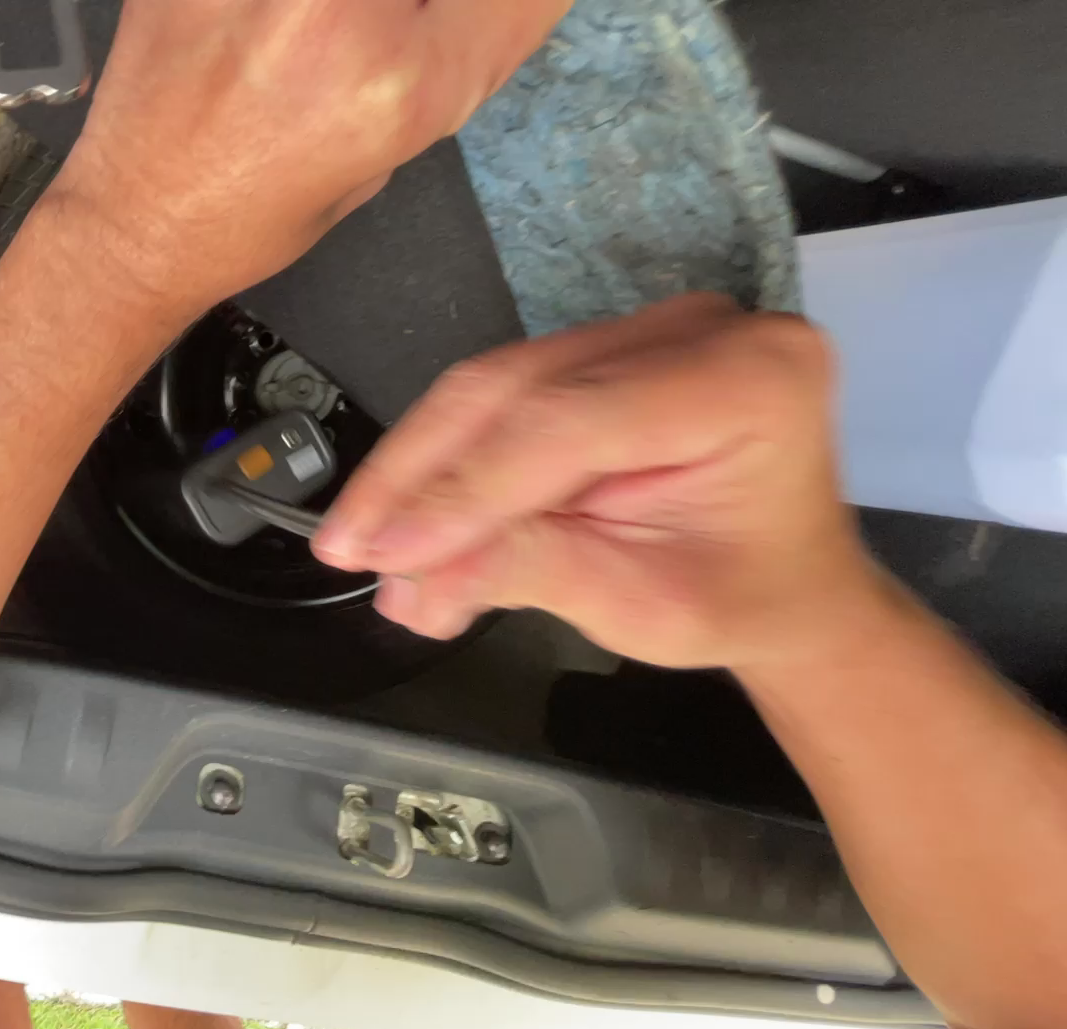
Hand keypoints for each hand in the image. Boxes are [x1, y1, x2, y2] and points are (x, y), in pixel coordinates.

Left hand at [47, 0, 570, 311]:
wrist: (132, 229)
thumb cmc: (237, 226)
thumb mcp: (369, 170)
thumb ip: (436, 69)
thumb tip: (466, 4)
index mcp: (394, 88)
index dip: (517, 2)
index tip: (481, 18)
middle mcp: (336, 13)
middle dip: (418, 13)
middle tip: (380, 38)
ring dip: (343, 20)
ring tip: (307, 49)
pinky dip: (278, 13)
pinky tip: (269, 32)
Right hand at [312, 294, 891, 670]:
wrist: (774, 577)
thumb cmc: (733, 597)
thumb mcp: (641, 606)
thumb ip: (528, 573)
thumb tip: (409, 581)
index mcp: (743, 380)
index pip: (566, 422)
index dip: (463, 490)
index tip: (385, 555)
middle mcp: (681, 332)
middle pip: (501, 392)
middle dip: (409, 478)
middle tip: (344, 548)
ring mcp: (621, 336)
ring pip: (471, 394)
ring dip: (402, 475)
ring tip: (356, 546)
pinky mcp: (574, 358)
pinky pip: (475, 405)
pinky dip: (424, 468)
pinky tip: (389, 522)